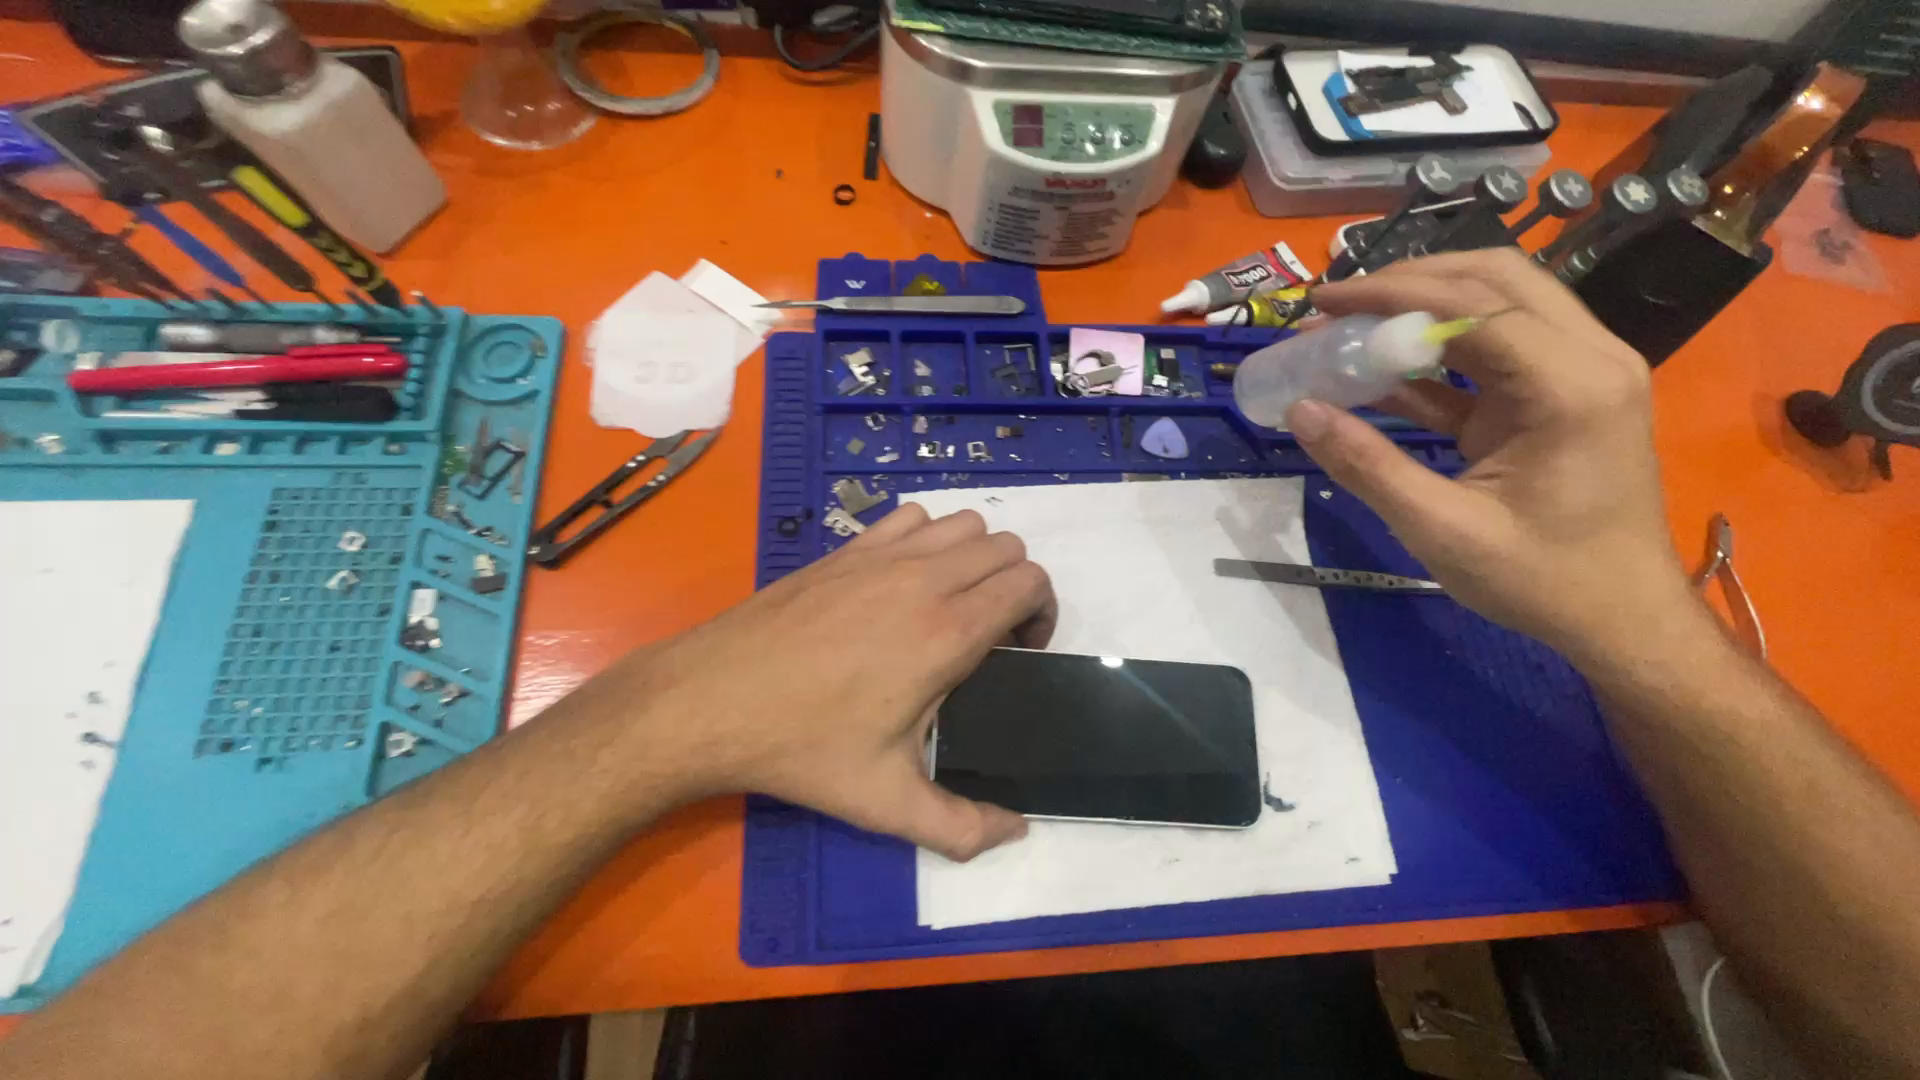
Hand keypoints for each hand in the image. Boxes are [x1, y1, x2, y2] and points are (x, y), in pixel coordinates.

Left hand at [608, 504, 1054, 860]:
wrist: (711, 701)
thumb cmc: (804, 748)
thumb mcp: (886, 802)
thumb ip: (962, 827)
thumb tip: (1016, 833)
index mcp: (947, 632)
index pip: (1030, 582)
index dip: (1042, 614)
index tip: (1020, 652)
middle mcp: (923, 579)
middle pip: (1006, 546)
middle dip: (1017, 586)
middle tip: (993, 635)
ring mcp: (880, 556)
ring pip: (963, 524)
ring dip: (976, 557)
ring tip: (953, 603)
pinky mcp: (844, 549)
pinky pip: (911, 517)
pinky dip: (927, 538)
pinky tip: (903, 580)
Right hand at [1286, 249, 1695, 663]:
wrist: (1621, 618)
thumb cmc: (1541, 580)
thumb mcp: (1441, 529)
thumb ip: (1367, 465)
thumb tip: (1298, 411)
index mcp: (1571, 386)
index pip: (1473, 307)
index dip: (1390, 295)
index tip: (1320, 301)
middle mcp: (1588, 358)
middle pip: (1494, 280)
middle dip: (1407, 283)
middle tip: (1334, 306)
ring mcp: (1578, 373)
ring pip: (1495, 303)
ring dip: (1420, 307)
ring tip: (1348, 326)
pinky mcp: (1556, 395)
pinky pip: (1491, 351)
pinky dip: (1432, 352)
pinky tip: (1375, 369)